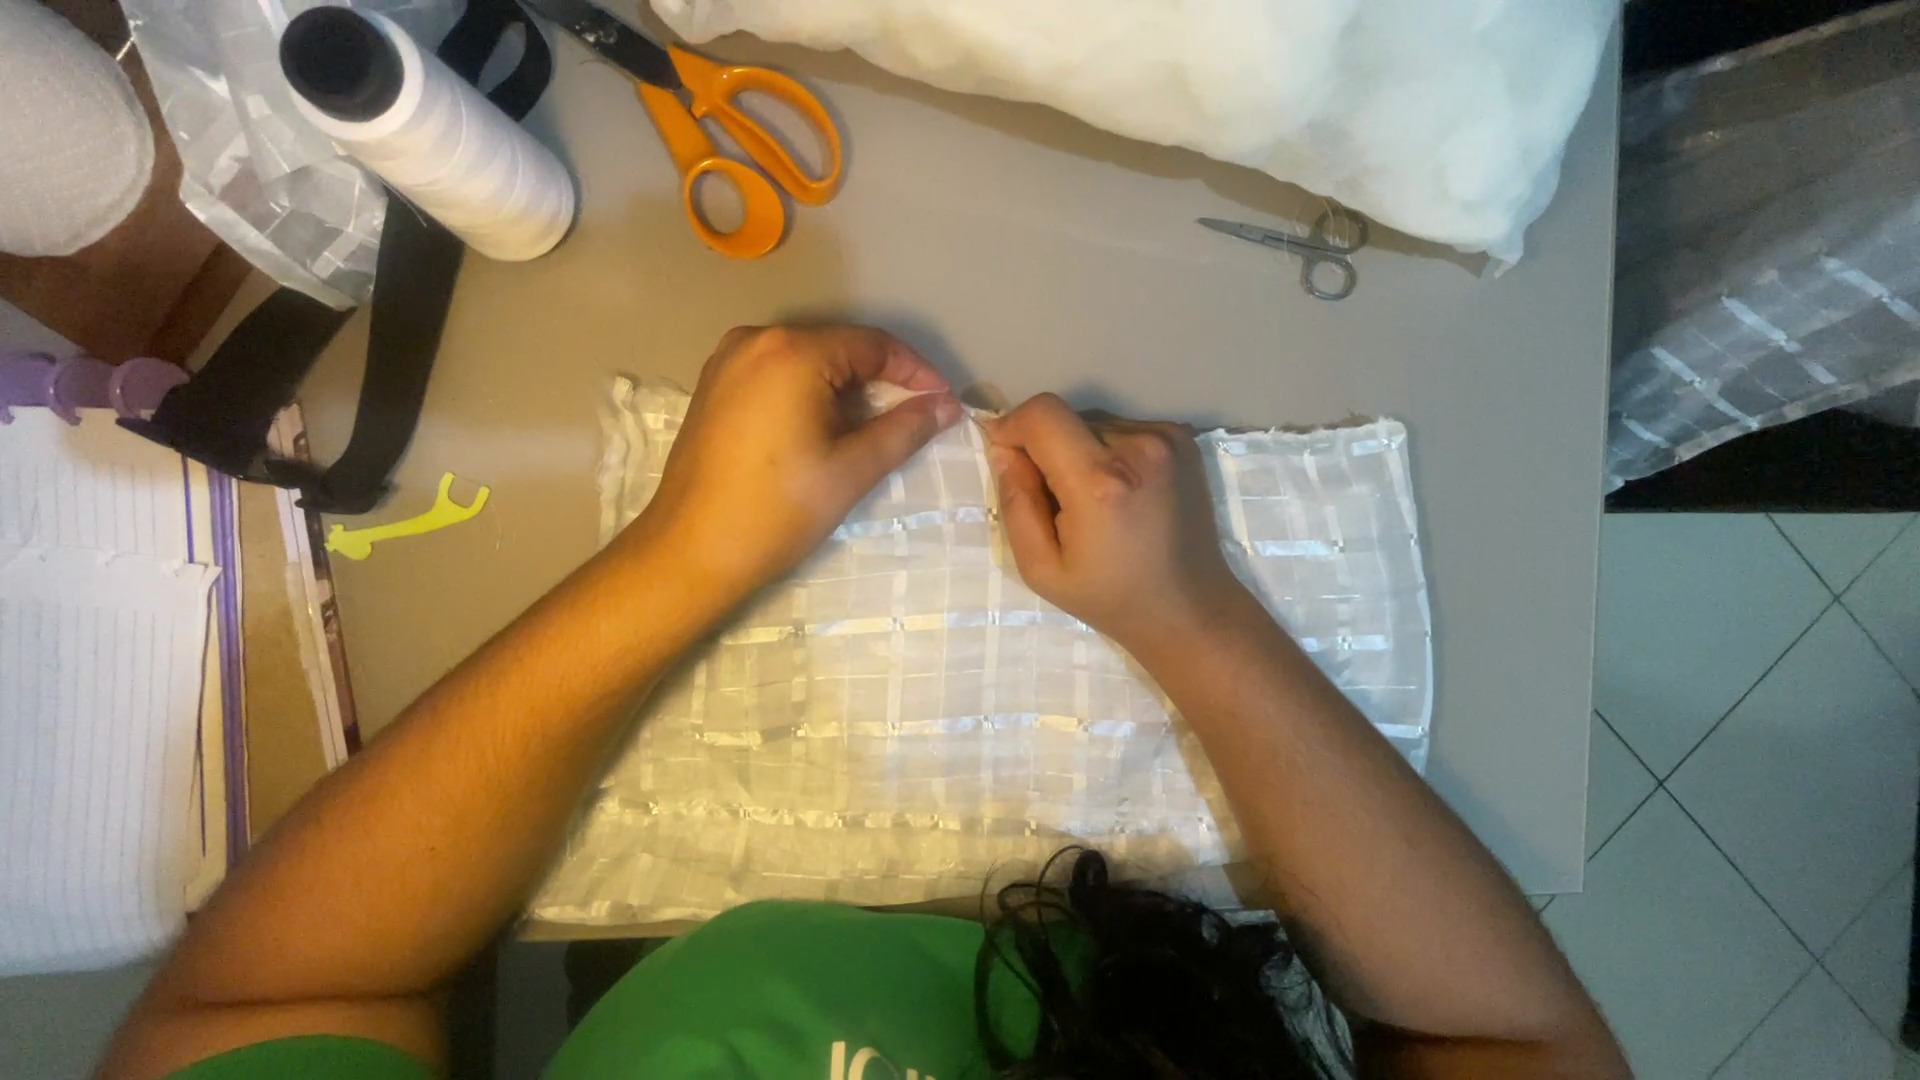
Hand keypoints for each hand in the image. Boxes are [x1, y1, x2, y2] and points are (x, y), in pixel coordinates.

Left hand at [627, 325, 960, 603]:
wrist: (691, 550)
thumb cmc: (778, 510)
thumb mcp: (852, 470)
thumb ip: (905, 429)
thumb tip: (947, 406)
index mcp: (793, 352)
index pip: (873, 345)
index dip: (916, 372)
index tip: (943, 403)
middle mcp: (756, 339)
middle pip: (839, 348)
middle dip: (881, 382)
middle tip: (912, 420)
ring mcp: (727, 360)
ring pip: (808, 361)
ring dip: (846, 389)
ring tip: (871, 430)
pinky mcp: (713, 385)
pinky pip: (776, 374)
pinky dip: (809, 393)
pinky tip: (823, 429)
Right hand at [986, 394, 1257, 657]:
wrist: (1187, 606)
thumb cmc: (1109, 597)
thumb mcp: (1041, 568)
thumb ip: (1016, 504)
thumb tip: (1003, 451)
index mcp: (1099, 482)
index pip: (1042, 415)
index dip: (1013, 427)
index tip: (1006, 456)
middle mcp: (1138, 447)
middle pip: (1067, 419)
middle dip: (1047, 450)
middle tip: (1056, 500)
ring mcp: (1167, 440)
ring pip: (1094, 423)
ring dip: (1079, 452)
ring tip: (1094, 501)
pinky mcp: (1182, 440)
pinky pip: (1124, 429)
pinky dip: (1109, 452)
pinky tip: (1121, 493)